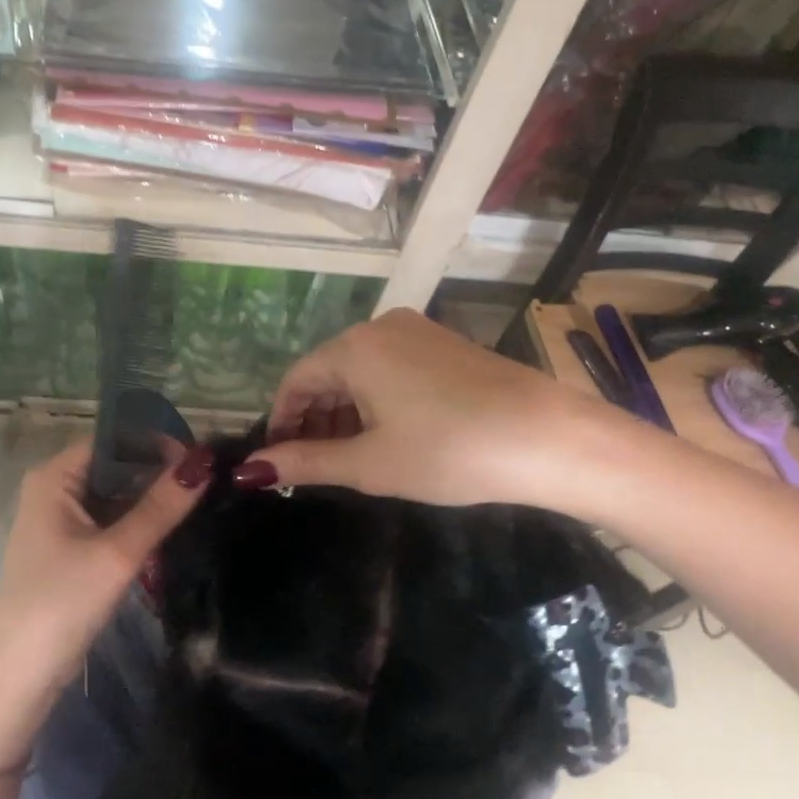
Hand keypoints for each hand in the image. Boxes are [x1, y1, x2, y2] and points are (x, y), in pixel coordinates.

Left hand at [0, 437, 208, 769]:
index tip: (202, 461)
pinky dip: (139, 524)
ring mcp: (61, 522)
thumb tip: (205, 463)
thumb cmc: (63, 602)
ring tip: (201, 503)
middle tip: (210, 484)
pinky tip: (173, 532)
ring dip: (152, 500)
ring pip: (116, 496)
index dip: (156, 444)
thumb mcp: (117, 553)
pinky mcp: (71, 551)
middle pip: (115, 466)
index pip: (113, 440)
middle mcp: (55, 490)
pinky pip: (111, 523)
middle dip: (159, 472)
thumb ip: (161, 507)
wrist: (21, 672)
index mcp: (54, 478)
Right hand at [240, 309, 630, 508]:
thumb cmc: (448, 452)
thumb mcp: (368, 464)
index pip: (295, 381)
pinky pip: (393, 370)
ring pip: (361, 373)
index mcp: (354, 348)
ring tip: (354, 460)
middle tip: (316, 469)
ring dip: (346, 414)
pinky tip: (392, 438)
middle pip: (327, 373)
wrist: (550, 439)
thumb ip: (306, 462)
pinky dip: (378, 403)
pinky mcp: (449, 347)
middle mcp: (382, 327)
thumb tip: (247, 471)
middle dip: (314, 420)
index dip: (281, 423)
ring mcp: (420, 333)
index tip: (279, 464)